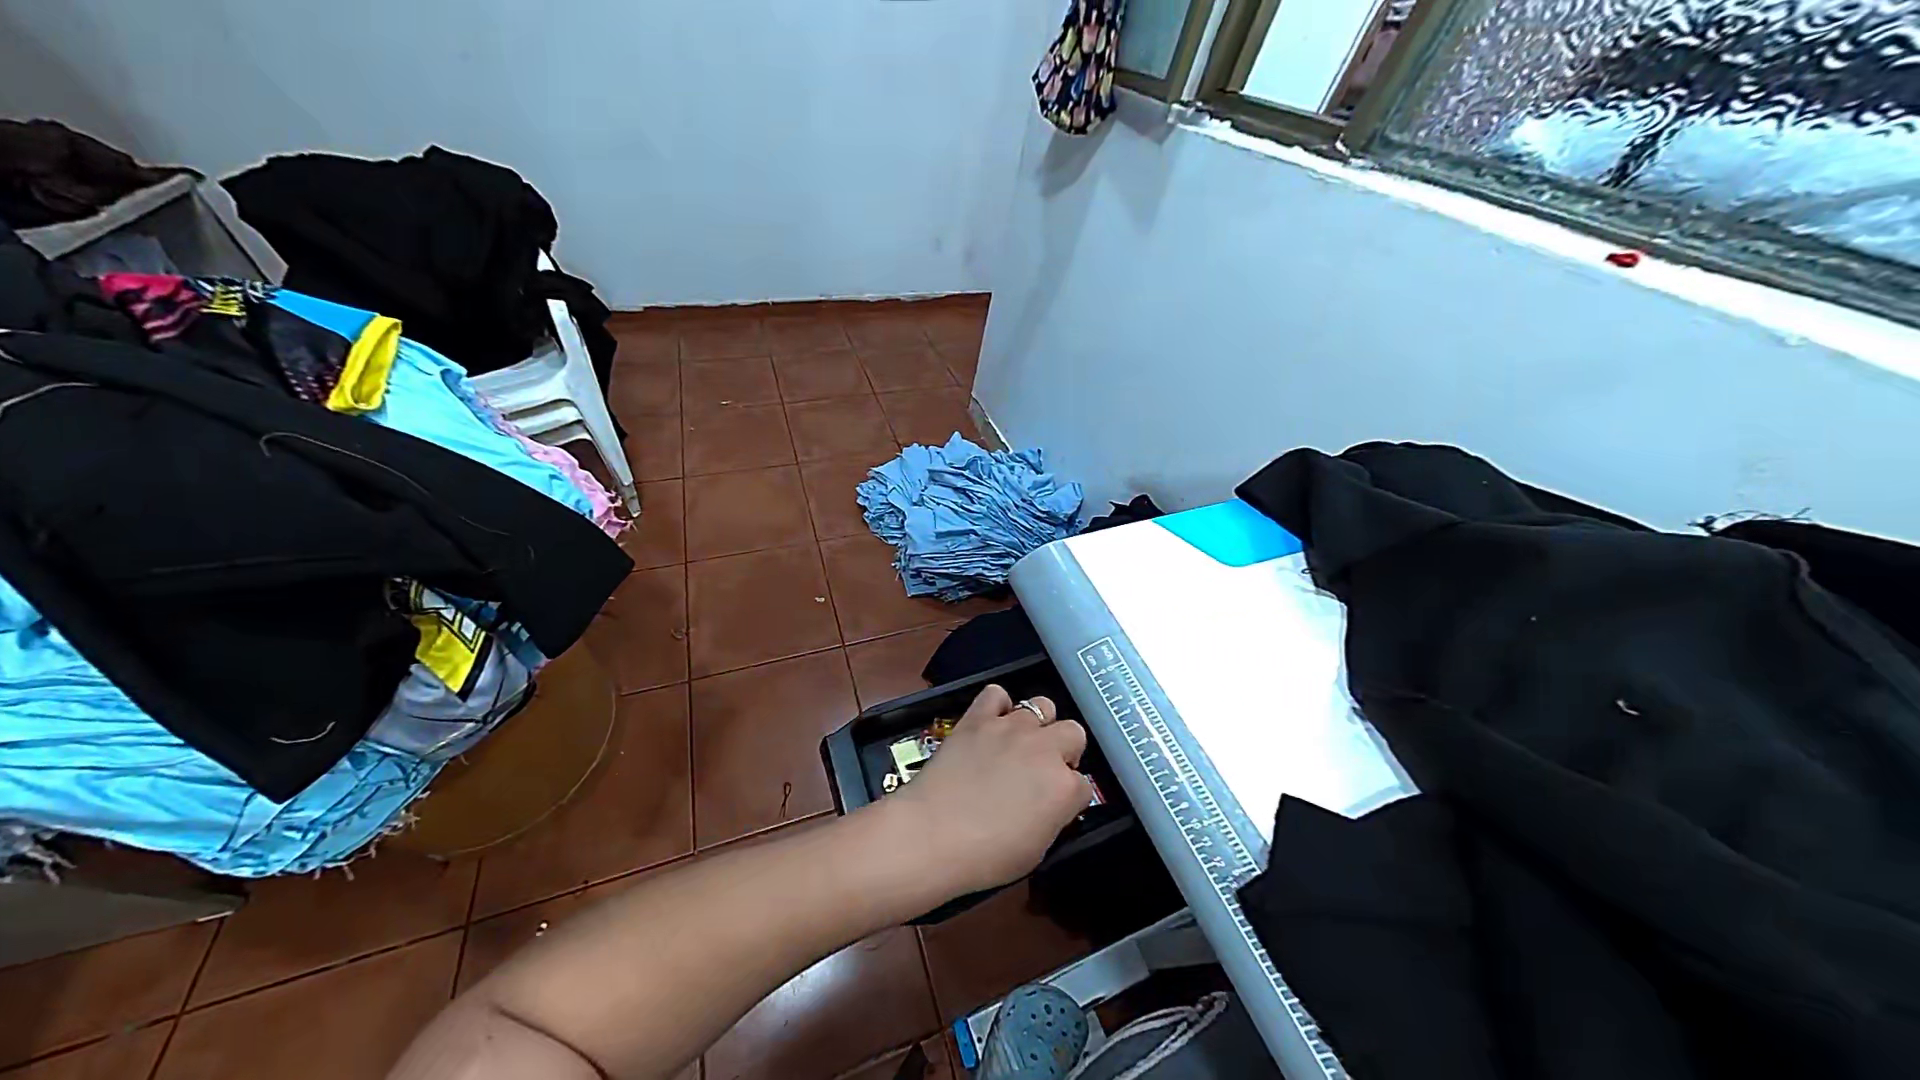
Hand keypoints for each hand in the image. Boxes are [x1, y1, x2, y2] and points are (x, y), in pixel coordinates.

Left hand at [885, 684, 1092, 897]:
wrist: (932, 835)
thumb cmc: (984, 856)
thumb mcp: (1035, 851)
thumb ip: (1052, 819)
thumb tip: (1050, 806)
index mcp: (1065, 788)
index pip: (1084, 784)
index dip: (1069, 795)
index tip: (1056, 804)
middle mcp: (1044, 750)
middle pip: (1073, 733)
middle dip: (1064, 750)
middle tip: (1044, 770)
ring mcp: (1011, 728)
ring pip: (1042, 705)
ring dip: (1037, 725)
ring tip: (1020, 743)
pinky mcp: (978, 718)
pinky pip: (996, 694)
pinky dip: (997, 705)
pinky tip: (992, 723)